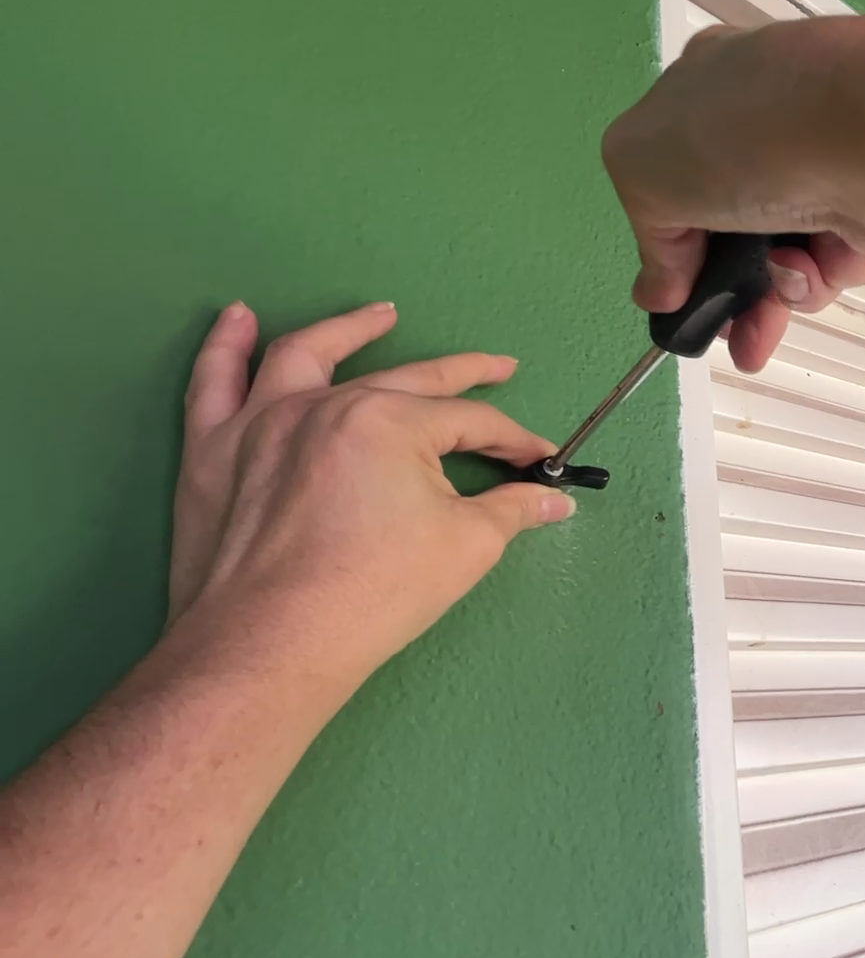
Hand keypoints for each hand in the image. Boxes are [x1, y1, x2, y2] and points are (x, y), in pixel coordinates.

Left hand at [167, 301, 573, 700]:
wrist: (272, 643)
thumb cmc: (382, 587)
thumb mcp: (472, 543)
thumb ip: (517, 508)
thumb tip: (557, 501)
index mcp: (392, 422)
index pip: (473, 421)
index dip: (516, 440)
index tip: (542, 462)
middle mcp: (328, 405)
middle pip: (412, 379)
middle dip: (469, 374)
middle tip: (502, 367)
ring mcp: (262, 422)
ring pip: (308, 355)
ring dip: (351, 328)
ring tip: (381, 313)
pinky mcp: (213, 450)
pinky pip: (215, 382)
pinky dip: (228, 346)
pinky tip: (243, 319)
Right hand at [601, 22, 864, 371]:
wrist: (863, 140)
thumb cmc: (742, 140)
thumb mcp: (644, 171)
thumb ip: (648, 234)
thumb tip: (657, 292)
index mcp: (708, 94)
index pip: (684, 178)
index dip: (678, 243)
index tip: (676, 295)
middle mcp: (772, 127)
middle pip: (741, 235)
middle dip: (735, 294)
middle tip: (733, 335)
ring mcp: (829, 169)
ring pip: (794, 260)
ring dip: (785, 286)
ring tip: (792, 274)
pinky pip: (841, 263)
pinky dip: (830, 272)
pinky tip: (827, 261)